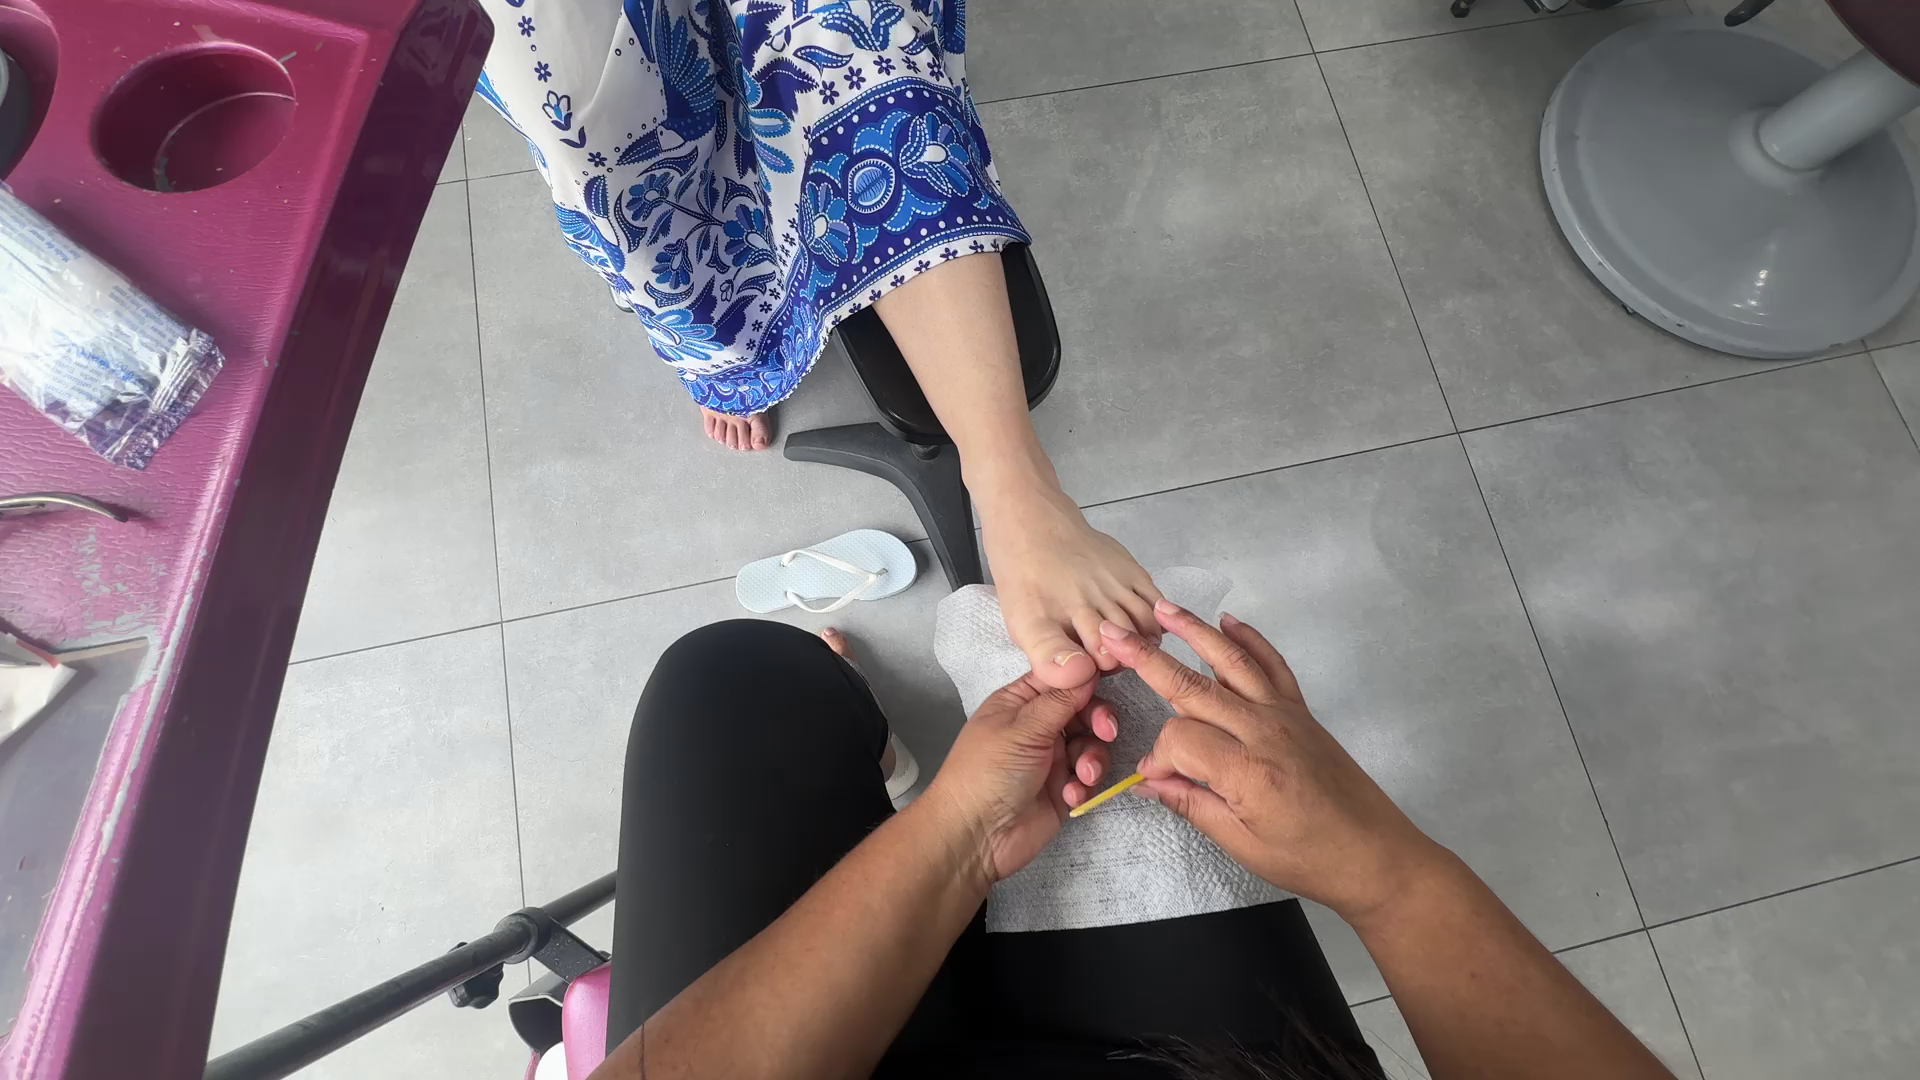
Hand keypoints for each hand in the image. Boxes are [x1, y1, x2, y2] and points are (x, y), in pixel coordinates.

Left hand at [920, 672, 1120, 884]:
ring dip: (1092, 758)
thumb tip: (1087, 664)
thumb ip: (1060, 699)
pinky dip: (1084, 786)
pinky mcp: (1063, 789)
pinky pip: (1088, 778)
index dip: (1086, 676)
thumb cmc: (988, 771)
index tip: (1115, 676)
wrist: (975, 836)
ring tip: (1082, 775)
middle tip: (1106, 732)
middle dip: (1098, 720)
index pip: (1060, 678)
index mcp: (1020, 702)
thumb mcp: (1023, 728)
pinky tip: (1069, 797)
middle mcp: (1038, 726)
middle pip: (1083, 710)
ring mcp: (1051, 758)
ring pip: (1091, 745)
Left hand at [977, 482, 1163, 688]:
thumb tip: (1082, 674)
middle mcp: (1090, 599)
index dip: (1097, 670)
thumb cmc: (1024, 578)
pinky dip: (1156, 618)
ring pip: (1144, 623)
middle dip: (1121, 659)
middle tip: (1110, 658)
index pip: (1095, 660)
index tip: (1091, 666)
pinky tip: (1146, 627)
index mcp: (1059, 617)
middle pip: (1125, 644)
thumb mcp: (1021, 621)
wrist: (1034, 523)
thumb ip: (1047, 655)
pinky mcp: (1129, 568)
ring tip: (1129, 647)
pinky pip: (1154, 600)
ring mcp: (1114, 582)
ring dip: (1141, 641)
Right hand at [1099, 602, 1447, 923]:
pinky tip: (1229, 621)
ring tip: (1163, 608)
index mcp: (1246, 771)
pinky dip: (1251, 639)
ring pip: (1232, 662)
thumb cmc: (1307, 857)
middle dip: (1147, 657)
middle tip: (1113, 633)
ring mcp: (1284, 714)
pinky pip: (1273, 665)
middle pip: (1193, 686)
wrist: (1378, 855)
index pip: (1179, 740)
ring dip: (1195, 631)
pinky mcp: (1300, 709)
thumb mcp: (1242, 843)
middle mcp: (1263, 730)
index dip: (1157, 756)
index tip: (1154, 777)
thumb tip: (1147, 780)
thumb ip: (1191, 804)